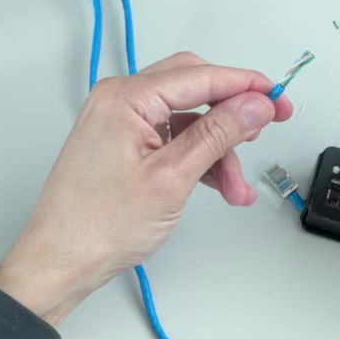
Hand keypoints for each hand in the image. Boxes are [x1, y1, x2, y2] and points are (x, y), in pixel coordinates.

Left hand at [0, 53, 292, 324]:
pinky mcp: (120, 144)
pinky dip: (196, 158)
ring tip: (236, 189)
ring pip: (186, 120)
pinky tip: (217, 185)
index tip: (278, 99)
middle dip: (232, 117)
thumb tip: (254, 106)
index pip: (200, 76)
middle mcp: (118, 102)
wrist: (61, 262)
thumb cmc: (98, 227)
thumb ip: (217, 135)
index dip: (246, 86)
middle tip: (265, 131)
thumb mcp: (172, 178)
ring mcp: (118, 123)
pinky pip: (170, 138)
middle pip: (194, 91)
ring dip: (217, 149)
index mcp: (126, 99)